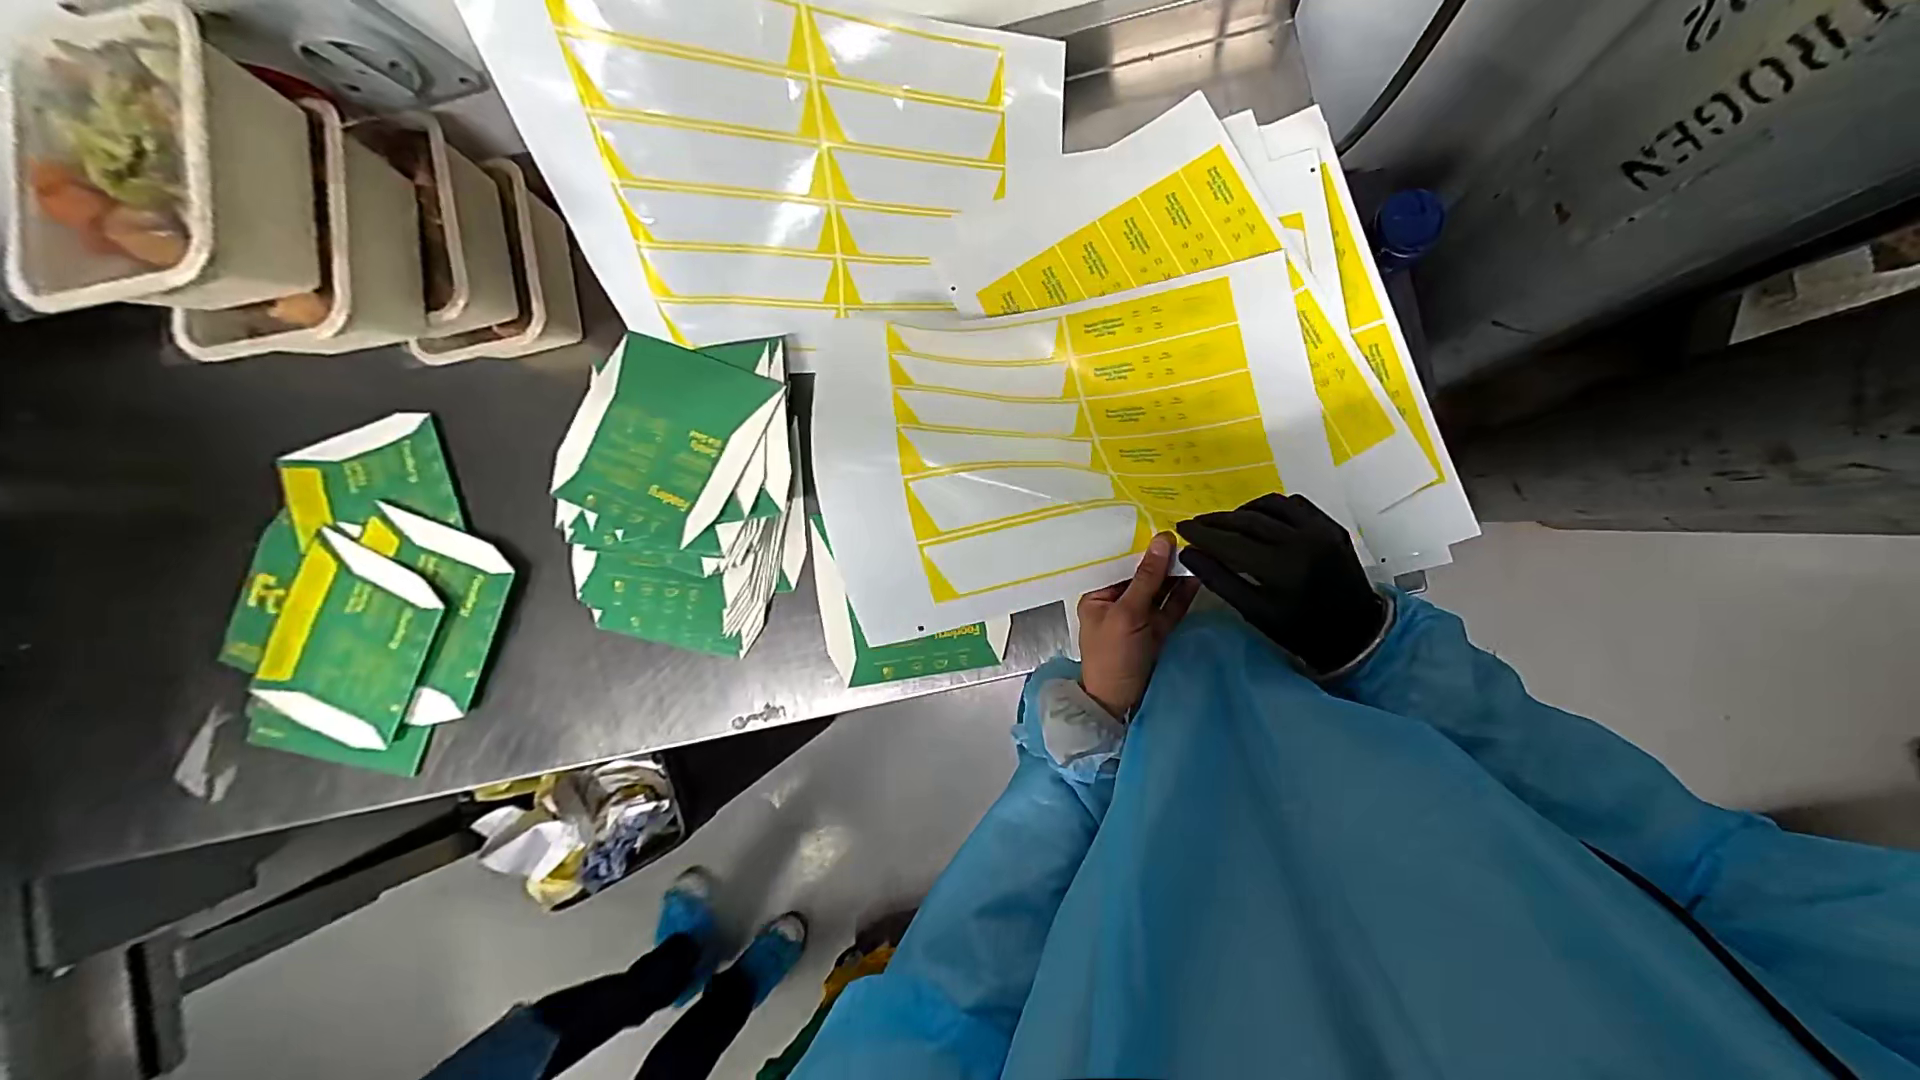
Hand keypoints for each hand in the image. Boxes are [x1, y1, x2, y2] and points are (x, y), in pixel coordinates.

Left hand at [1077, 532, 1200, 717]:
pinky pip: (1172, 606)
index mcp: (1098, 595)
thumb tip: (1163, 540)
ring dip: (1177, 573)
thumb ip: (1146, 577)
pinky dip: (1184, 592)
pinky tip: (1199, 575)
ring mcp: (1139, 617)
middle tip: (1187, 535)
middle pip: (1143, 575)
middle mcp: (1118, 602)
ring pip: (1160, 589)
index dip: (1142, 547)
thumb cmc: (1113, 657)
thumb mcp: (1127, 613)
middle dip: (1163, 559)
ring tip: (1198, 550)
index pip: (1120, 563)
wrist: (1119, 704)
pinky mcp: (1158, 630)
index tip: (1164, 526)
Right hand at [1175, 493, 1384, 674]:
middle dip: (1217, 520)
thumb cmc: (1299, 630)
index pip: (1229, 541)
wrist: (1355, 634)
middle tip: (1197, 524)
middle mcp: (1301, 541)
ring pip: (1270, 505)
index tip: (1182, 528)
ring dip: (1243, 511)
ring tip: (1227, 522)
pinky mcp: (1331, 526)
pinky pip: (1295, 504)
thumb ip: (1218, 579)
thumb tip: (1188, 553)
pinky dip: (1271, 508)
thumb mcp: (1253, 611)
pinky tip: (1260, 519)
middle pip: (1247, 519)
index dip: (1202, 533)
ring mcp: (1320, 530)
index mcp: (1280, 568)